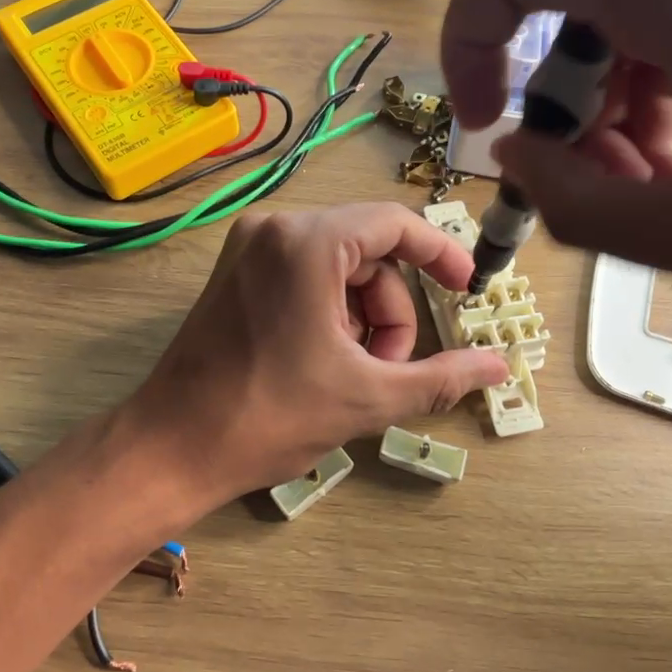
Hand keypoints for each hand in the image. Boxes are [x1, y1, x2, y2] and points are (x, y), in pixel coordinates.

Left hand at [120, 203, 507, 506]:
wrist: (172, 447)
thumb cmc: (271, 416)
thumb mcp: (368, 397)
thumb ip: (441, 376)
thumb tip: (499, 366)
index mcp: (307, 242)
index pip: (395, 224)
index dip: (441, 254)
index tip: (467, 290)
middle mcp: (274, 228)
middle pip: (367, 249)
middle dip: (392, 308)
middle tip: (392, 367)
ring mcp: (248, 248)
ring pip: (337, 265)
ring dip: (363, 316)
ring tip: (356, 373)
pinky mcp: (234, 273)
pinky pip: (304, 274)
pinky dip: (330, 311)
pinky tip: (325, 360)